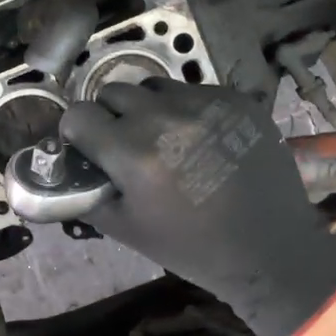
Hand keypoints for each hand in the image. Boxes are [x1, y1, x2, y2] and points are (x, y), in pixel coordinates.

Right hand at [60, 80, 335, 335]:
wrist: (270, 250)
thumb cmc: (190, 246)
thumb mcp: (125, 229)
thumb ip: (86, 194)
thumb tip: (65, 169)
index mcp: (133, 152)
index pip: (79, 113)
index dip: (77, 130)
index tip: (87, 144)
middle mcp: (165, 117)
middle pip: (113, 91)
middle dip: (111, 114)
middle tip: (125, 142)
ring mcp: (204, 103)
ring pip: (153, 85)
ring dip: (148, 106)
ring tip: (163, 137)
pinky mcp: (235, 99)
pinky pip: (193, 90)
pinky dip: (187, 110)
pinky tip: (200, 140)